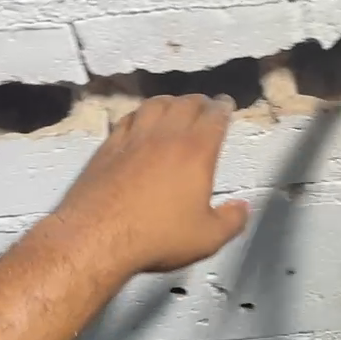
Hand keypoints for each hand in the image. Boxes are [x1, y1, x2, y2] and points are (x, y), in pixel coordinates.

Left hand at [49, 94, 250, 274]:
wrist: (97, 237)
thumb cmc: (158, 236)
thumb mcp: (206, 238)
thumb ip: (231, 221)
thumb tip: (243, 208)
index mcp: (196, 151)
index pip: (214, 117)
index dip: (223, 108)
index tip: (226, 104)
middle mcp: (166, 136)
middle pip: (185, 103)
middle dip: (200, 101)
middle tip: (205, 105)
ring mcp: (134, 138)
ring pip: (155, 104)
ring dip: (170, 101)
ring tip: (175, 106)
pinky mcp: (108, 146)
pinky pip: (128, 118)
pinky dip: (140, 114)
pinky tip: (139, 121)